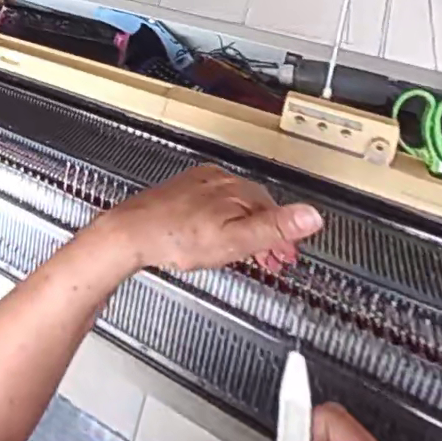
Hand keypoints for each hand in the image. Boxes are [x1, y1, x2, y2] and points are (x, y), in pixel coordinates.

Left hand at [89, 163, 322, 273]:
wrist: (131, 232)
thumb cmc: (175, 237)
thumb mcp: (235, 240)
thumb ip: (274, 229)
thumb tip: (310, 215)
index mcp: (234, 190)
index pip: (274, 209)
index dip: (284, 236)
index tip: (288, 255)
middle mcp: (216, 180)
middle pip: (254, 206)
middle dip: (266, 233)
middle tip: (272, 259)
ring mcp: (196, 185)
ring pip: (232, 205)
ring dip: (244, 228)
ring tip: (246, 252)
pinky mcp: (180, 193)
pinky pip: (211, 205)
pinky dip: (222, 221)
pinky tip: (214, 237)